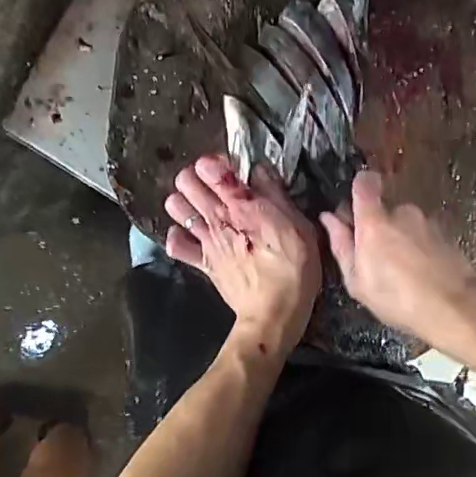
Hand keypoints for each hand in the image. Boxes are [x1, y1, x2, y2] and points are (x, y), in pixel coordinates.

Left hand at [166, 155, 321, 354]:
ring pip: (175, 206)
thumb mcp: (300, 227)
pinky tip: (191, 236)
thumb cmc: (294, 270)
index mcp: (242, 204)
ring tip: (201, 207)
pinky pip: (175, 244)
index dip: (219, 162)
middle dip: (197, 177)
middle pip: (186, 180)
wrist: (272, 314)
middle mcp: (217, 217)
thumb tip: (261, 171)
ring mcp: (206, 240)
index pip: (210, 165)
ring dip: (185, 202)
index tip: (234, 170)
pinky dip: (178, 237)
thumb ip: (278, 196)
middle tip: (216, 187)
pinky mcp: (202, 263)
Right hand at [320, 170, 475, 353]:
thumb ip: (342, 246)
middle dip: (380, 228)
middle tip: (378, 260)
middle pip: (385, 210)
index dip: (359, 188)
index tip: (355, 208)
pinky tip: (422, 273)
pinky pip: (425, 235)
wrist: (453, 307)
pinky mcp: (447, 233)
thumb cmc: (397, 299)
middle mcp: (402, 213)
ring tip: (403, 272)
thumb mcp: (358, 282)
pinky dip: (421, 248)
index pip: (364, 183)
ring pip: (407, 224)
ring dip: (402, 240)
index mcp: (374, 222)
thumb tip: (329, 219)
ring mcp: (428, 221)